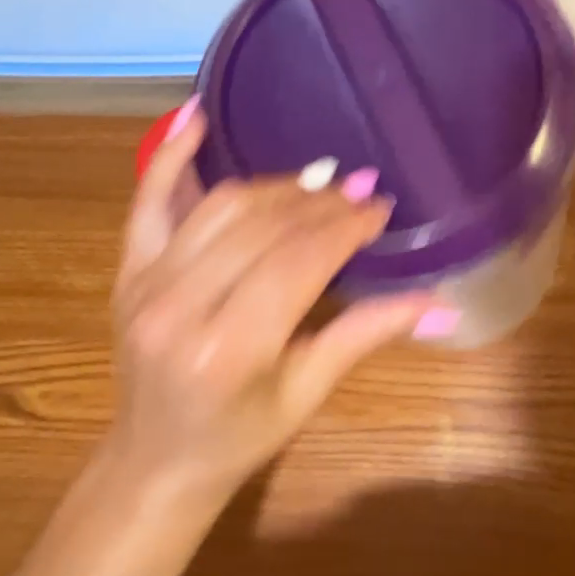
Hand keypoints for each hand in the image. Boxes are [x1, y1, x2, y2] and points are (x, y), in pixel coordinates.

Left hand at [104, 98, 443, 506]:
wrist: (154, 462)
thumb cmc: (240, 436)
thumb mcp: (310, 392)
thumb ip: (369, 334)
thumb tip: (446, 307)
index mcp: (231, 348)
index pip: (300, 262)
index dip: (346, 227)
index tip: (381, 206)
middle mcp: (182, 306)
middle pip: (265, 228)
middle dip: (322, 203)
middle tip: (363, 190)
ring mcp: (146, 283)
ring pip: (223, 207)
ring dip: (278, 186)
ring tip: (322, 179)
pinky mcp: (128, 270)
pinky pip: (149, 200)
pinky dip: (171, 155)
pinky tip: (198, 114)